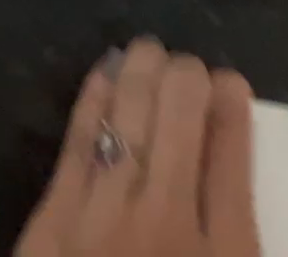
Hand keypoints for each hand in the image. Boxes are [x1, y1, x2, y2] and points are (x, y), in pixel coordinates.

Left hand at [16, 38, 260, 256]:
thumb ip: (236, 241)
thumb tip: (233, 197)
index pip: (232, 160)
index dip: (231, 111)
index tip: (230, 82)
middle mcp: (166, 226)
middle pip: (181, 124)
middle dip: (186, 82)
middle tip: (187, 65)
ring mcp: (103, 220)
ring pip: (129, 122)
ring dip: (141, 77)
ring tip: (149, 49)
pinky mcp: (51, 226)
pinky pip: (77, 148)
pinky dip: (92, 104)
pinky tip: (102, 76)